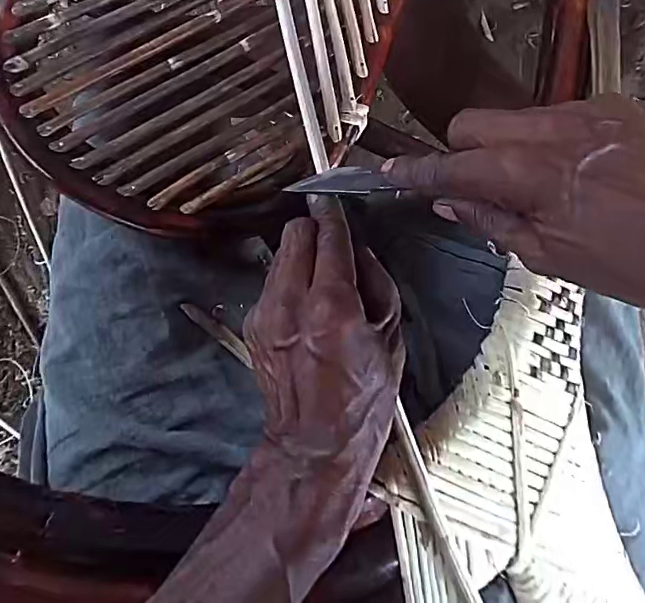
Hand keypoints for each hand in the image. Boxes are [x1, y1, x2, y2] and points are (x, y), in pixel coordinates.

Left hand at [245, 195, 402, 468]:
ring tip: (322, 286)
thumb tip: (356, 248)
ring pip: (280, 254)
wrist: (314, 442)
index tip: (332, 202)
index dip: (333, 215)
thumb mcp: (391, 341)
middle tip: (331, 245)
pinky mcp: (253, 322)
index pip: (328, 238)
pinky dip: (289, 283)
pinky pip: (271, 282)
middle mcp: (291, 305)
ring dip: (301, 257)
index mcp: (332, 309)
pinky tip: (305, 310)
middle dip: (314, 231)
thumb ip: (376, 283)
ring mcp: (266, 313)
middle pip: (294, 234)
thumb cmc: (362, 400)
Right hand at [380, 95, 644, 325]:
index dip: (416, 171)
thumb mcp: (551, 257)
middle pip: (470, 123)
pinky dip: (549, 139)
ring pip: (511, 118)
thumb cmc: (638, 268)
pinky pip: (555, 115)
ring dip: (507, 145)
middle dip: (462, 151)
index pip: (452, 164)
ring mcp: (586, 113)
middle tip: (478, 183)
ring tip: (541, 182)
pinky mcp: (614, 107)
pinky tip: (580, 169)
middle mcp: (552, 132)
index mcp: (532, 175)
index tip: (390, 171)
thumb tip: (448, 202)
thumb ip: (489, 220)